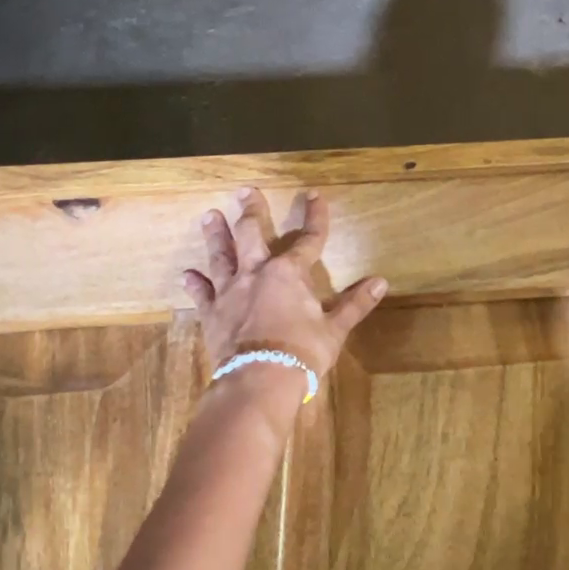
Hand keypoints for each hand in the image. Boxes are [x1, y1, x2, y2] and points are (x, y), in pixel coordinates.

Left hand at [182, 188, 386, 433]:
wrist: (259, 379)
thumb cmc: (303, 352)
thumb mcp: (335, 328)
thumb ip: (355, 304)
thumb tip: (381, 282)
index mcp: (290, 273)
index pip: (309, 238)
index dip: (315, 216)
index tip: (315, 195)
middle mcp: (257, 273)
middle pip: (252, 234)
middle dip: (252, 211)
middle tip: (245, 190)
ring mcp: (230, 292)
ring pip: (221, 256)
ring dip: (216, 235)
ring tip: (209, 216)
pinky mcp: (212, 313)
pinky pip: (202, 293)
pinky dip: (195, 283)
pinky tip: (187, 274)